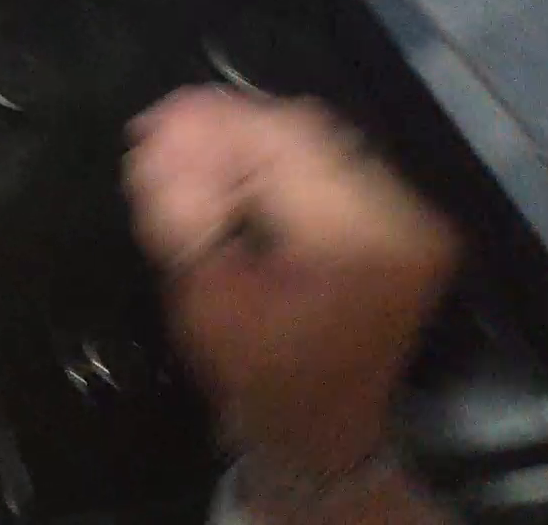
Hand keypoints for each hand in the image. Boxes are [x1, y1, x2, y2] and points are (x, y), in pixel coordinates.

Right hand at [124, 88, 459, 474]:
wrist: (321, 426)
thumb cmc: (258, 368)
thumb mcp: (204, 291)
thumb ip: (181, 209)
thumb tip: (152, 140)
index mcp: (357, 236)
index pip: (280, 141)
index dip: (209, 121)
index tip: (150, 126)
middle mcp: (395, 214)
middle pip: (297, 129)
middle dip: (217, 124)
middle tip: (156, 134)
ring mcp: (398, 215)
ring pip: (305, 137)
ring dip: (236, 137)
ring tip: (179, 150)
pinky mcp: (385, 218)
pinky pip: (314, 159)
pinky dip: (260, 156)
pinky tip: (219, 170)